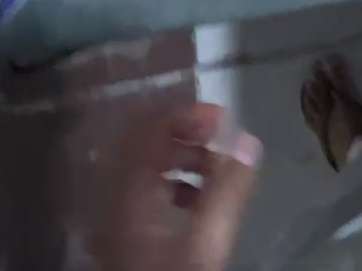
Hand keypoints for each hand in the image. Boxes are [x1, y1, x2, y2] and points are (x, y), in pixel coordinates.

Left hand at [109, 103, 260, 270]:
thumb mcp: (206, 245)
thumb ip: (227, 190)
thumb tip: (249, 142)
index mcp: (128, 195)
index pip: (151, 130)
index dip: (188, 115)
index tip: (224, 119)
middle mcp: (112, 199)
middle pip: (145, 143)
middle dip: (188, 133)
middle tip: (223, 137)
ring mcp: (113, 218)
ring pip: (145, 165)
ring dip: (183, 156)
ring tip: (218, 168)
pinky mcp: (122, 235)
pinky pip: (145, 188)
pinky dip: (174, 180)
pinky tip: (197, 198)